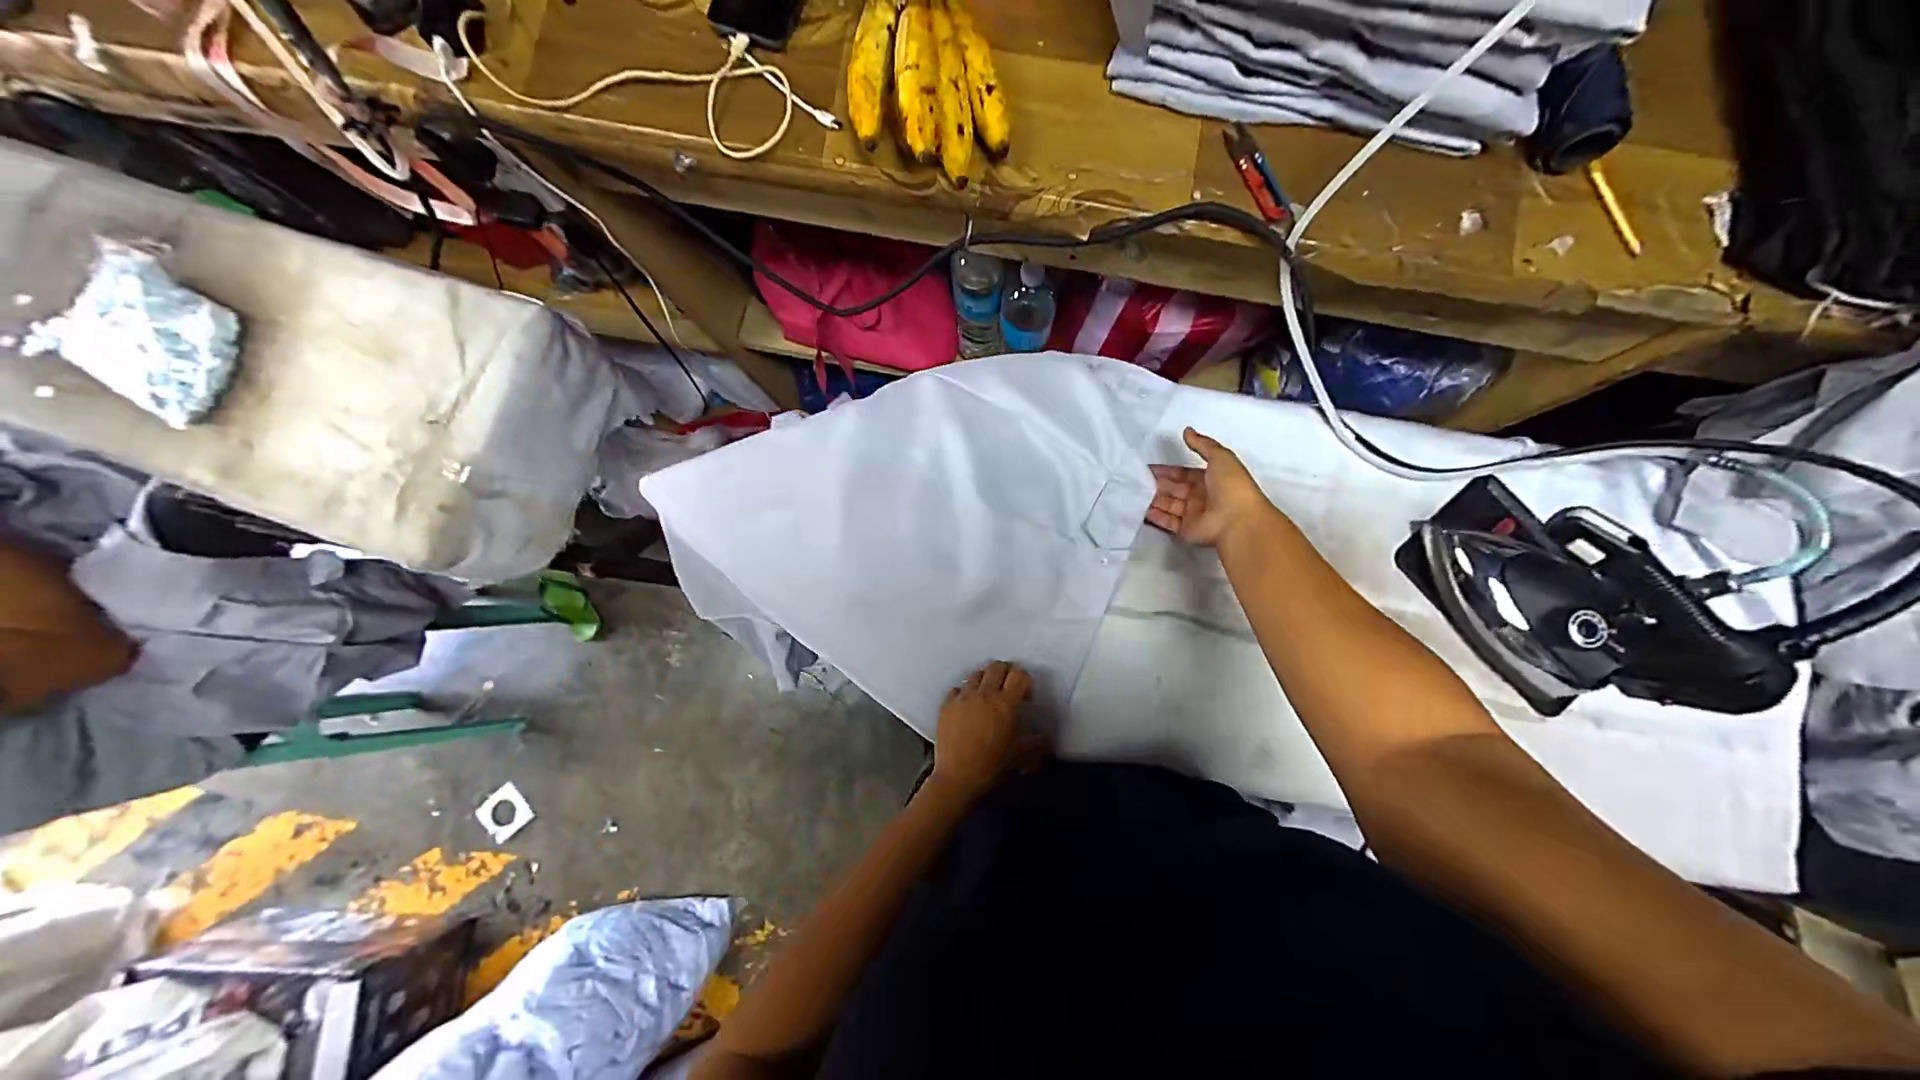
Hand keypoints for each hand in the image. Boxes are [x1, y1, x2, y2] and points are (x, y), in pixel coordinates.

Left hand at [930, 661, 1044, 799]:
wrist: (958, 778)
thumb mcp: (1021, 756)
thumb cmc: (992, 767)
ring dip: (985, 681)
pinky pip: (957, 689)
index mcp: (1005, 704)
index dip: (1026, 682)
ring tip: (987, 697)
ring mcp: (962, 698)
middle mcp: (983, 694)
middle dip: (1006, 674)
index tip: (1025, 697)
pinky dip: (965, 693)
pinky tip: (967, 707)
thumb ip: (1037, 744)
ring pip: (976, 674)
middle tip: (1008, 690)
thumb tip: (1047, 741)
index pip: (1019, 676)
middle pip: (997, 667)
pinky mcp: (946, 705)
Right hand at [1147, 428, 1278, 547]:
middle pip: (1174, 489)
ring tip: (1136, 493)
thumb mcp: (1221, 457)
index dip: (1167, 470)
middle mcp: (1201, 496)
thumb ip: (1202, 444)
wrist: (1238, 520)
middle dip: (1157, 484)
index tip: (1149, 468)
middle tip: (1138, 480)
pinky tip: (1142, 510)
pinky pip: (1168, 522)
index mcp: (1210, 479)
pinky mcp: (1186, 530)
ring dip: (1154, 499)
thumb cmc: (1232, 486)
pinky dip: (1156, 517)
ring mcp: (1193, 514)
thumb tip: (1187, 431)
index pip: (1183, 473)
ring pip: (1169, 505)